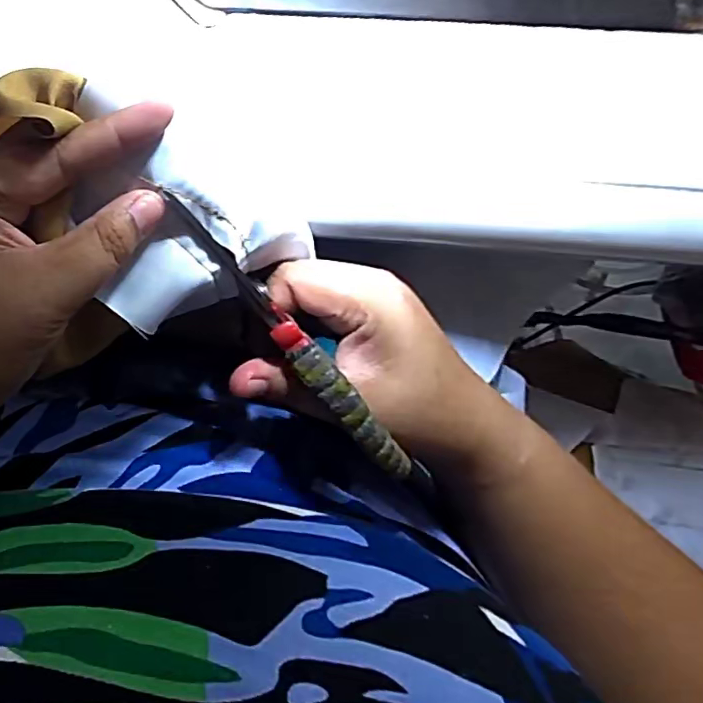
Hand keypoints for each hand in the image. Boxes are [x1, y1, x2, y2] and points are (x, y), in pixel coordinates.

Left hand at [0, 104, 172, 430]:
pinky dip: (81, 201)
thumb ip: (102, 243)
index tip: (162, 110)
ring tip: (142, 148)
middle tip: (153, 122)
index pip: (54, 154)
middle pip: (45, 151)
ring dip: (92, 167)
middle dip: (99, 137)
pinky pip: (46, 206)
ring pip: (47, 177)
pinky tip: (111, 195)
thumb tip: (153, 200)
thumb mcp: (46, 292)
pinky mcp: (0, 242)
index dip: (113, 133)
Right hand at [225, 260, 533, 478]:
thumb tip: (235, 379)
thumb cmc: (417, 413)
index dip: (270, 312)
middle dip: (278, 315)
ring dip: (292, 318)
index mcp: (368, 295)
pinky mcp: (372, 299)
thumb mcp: (345, 403)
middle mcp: (370, 279)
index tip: (271, 353)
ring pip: (305, 284)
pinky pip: (321, 294)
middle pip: (296, 276)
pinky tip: (314, 348)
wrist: (468, 426)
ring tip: (298, 354)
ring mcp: (373, 286)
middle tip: (280, 357)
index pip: (290, 278)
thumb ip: (286, 383)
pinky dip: (307, 318)